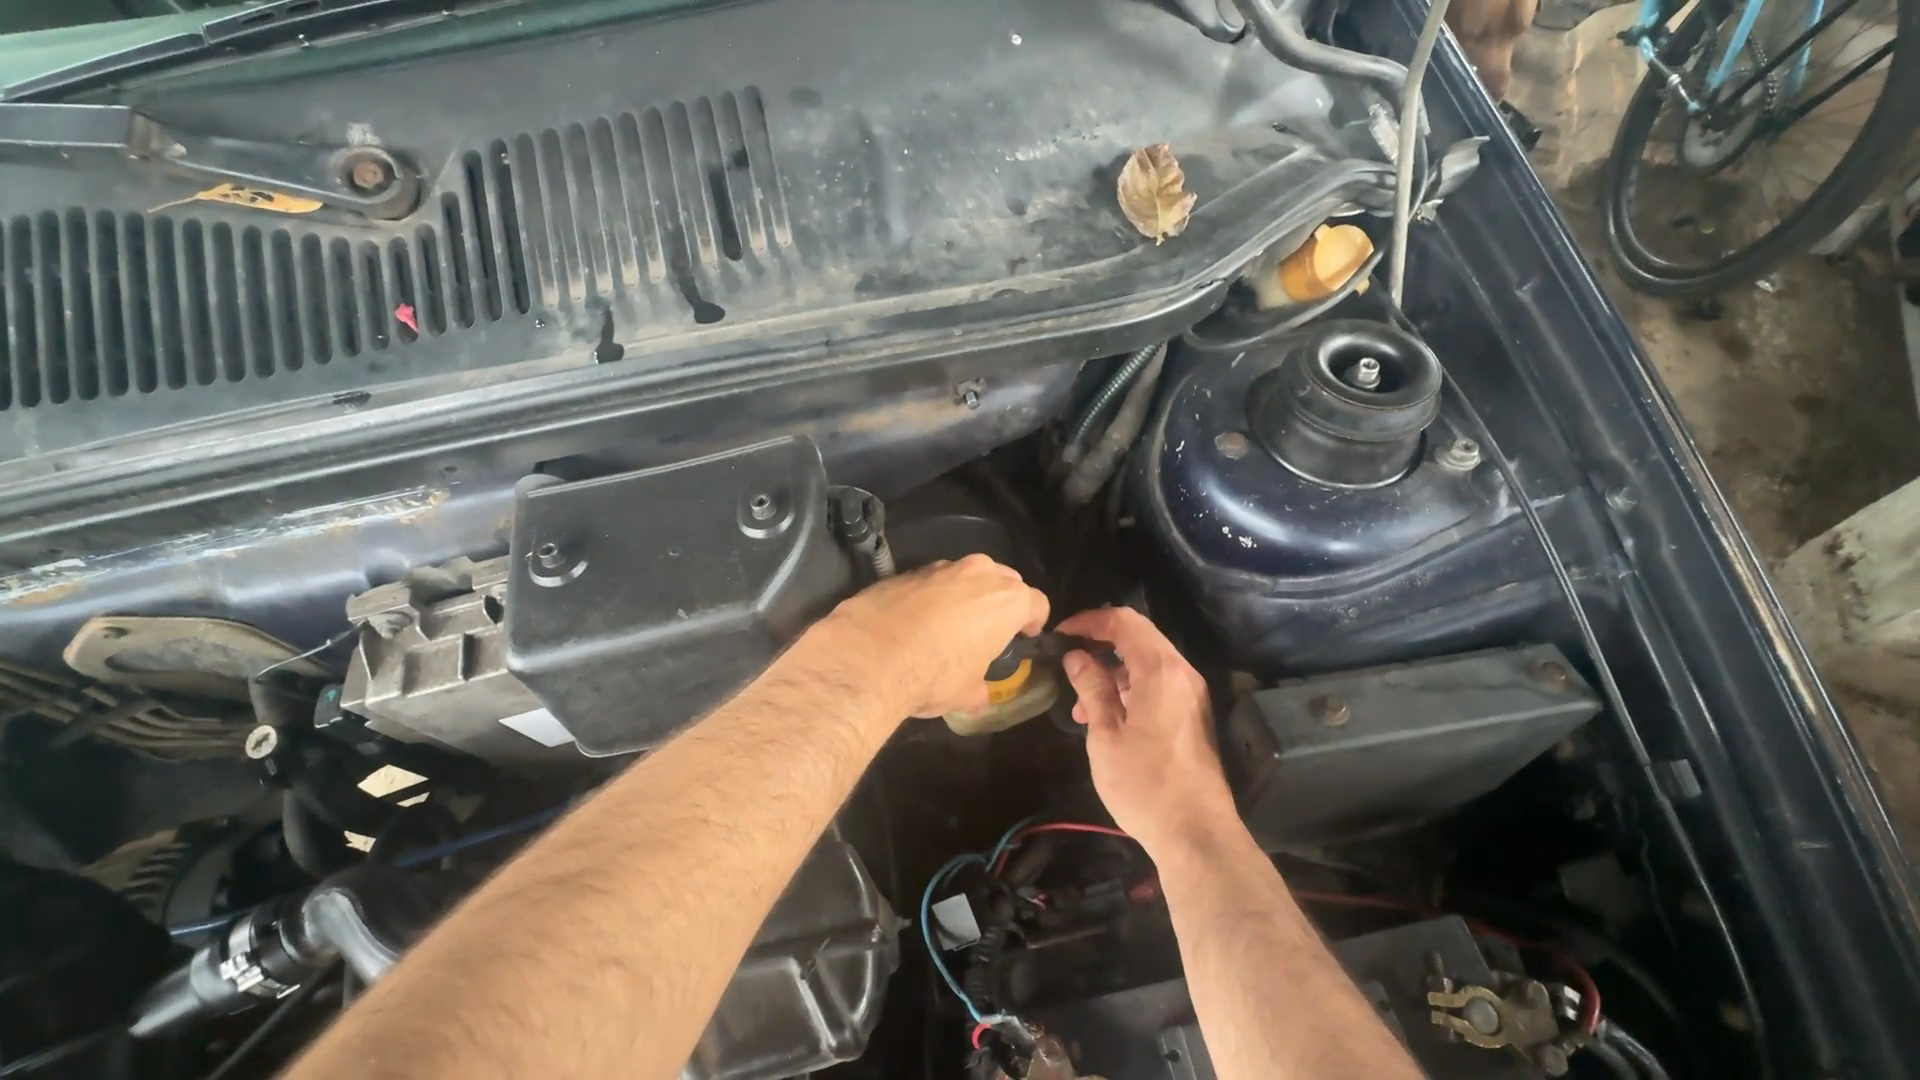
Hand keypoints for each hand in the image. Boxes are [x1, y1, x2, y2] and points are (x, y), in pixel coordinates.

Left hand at [815, 555, 1049, 718]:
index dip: (1033, 621)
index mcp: (1007, 600)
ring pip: (965, 576)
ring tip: (949, 625)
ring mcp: (941, 567)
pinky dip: (930, 596)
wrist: (869, 656)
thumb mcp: (965, 693)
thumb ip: (979, 690)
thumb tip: (978, 699)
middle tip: (988, 629)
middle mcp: (979, 573)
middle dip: (1000, 601)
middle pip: (1004, 581)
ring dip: (964, 595)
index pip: (1037, 603)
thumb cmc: (933, 675)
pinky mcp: (906, 571)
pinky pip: (931, 581)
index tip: (1024, 636)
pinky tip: (915, 622)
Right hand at [1056, 607, 1239, 861]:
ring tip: (1080, 703)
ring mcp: (1191, 694)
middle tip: (1068, 661)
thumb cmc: (1145, 785)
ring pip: (1148, 662)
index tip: (1061, 634)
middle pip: (1139, 636)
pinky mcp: (1192, 715)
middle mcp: (1182, 673)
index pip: (1124, 621)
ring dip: (1113, 670)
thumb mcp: (1106, 736)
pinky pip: (1158, 684)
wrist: (1197, 834)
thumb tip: (1076, 657)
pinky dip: (1130, 687)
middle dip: (1100, 643)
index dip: (1089, 620)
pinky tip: (1105, 717)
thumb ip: (1092, 689)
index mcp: (1161, 671)